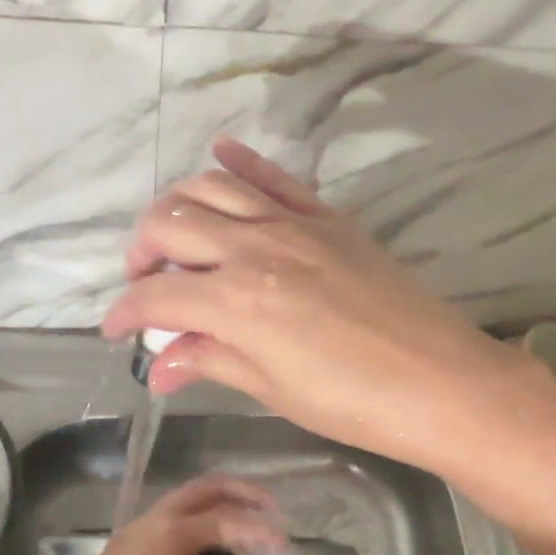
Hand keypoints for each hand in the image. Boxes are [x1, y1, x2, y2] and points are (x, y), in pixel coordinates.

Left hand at [36, 475, 284, 554]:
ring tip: (245, 528)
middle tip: (272, 508)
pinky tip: (210, 547)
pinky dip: (199, 518)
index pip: (227, 521)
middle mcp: (154, 521)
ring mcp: (137, 528)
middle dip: (243, 493)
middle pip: (206, 488)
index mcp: (170, 537)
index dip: (260, 530)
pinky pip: (172, 515)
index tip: (284, 546)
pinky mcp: (127, 541)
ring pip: (186, 499)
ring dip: (219, 504)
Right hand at [101, 137, 542, 472]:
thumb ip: (211, 361)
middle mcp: (254, 248)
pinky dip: (242, 162)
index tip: (116, 330)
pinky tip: (220, 153)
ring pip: (213, 188)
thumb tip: (159, 366)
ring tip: (171, 235)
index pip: (156, 294)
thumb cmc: (352, 401)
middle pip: (171, 224)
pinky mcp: (328, 218)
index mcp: (235, 301)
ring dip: (178, 205)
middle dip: (142, 251)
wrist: (439, 380)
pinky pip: (276, 177)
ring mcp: (294, 225)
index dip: (126, 312)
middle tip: (144, 281)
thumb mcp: (273, 388)